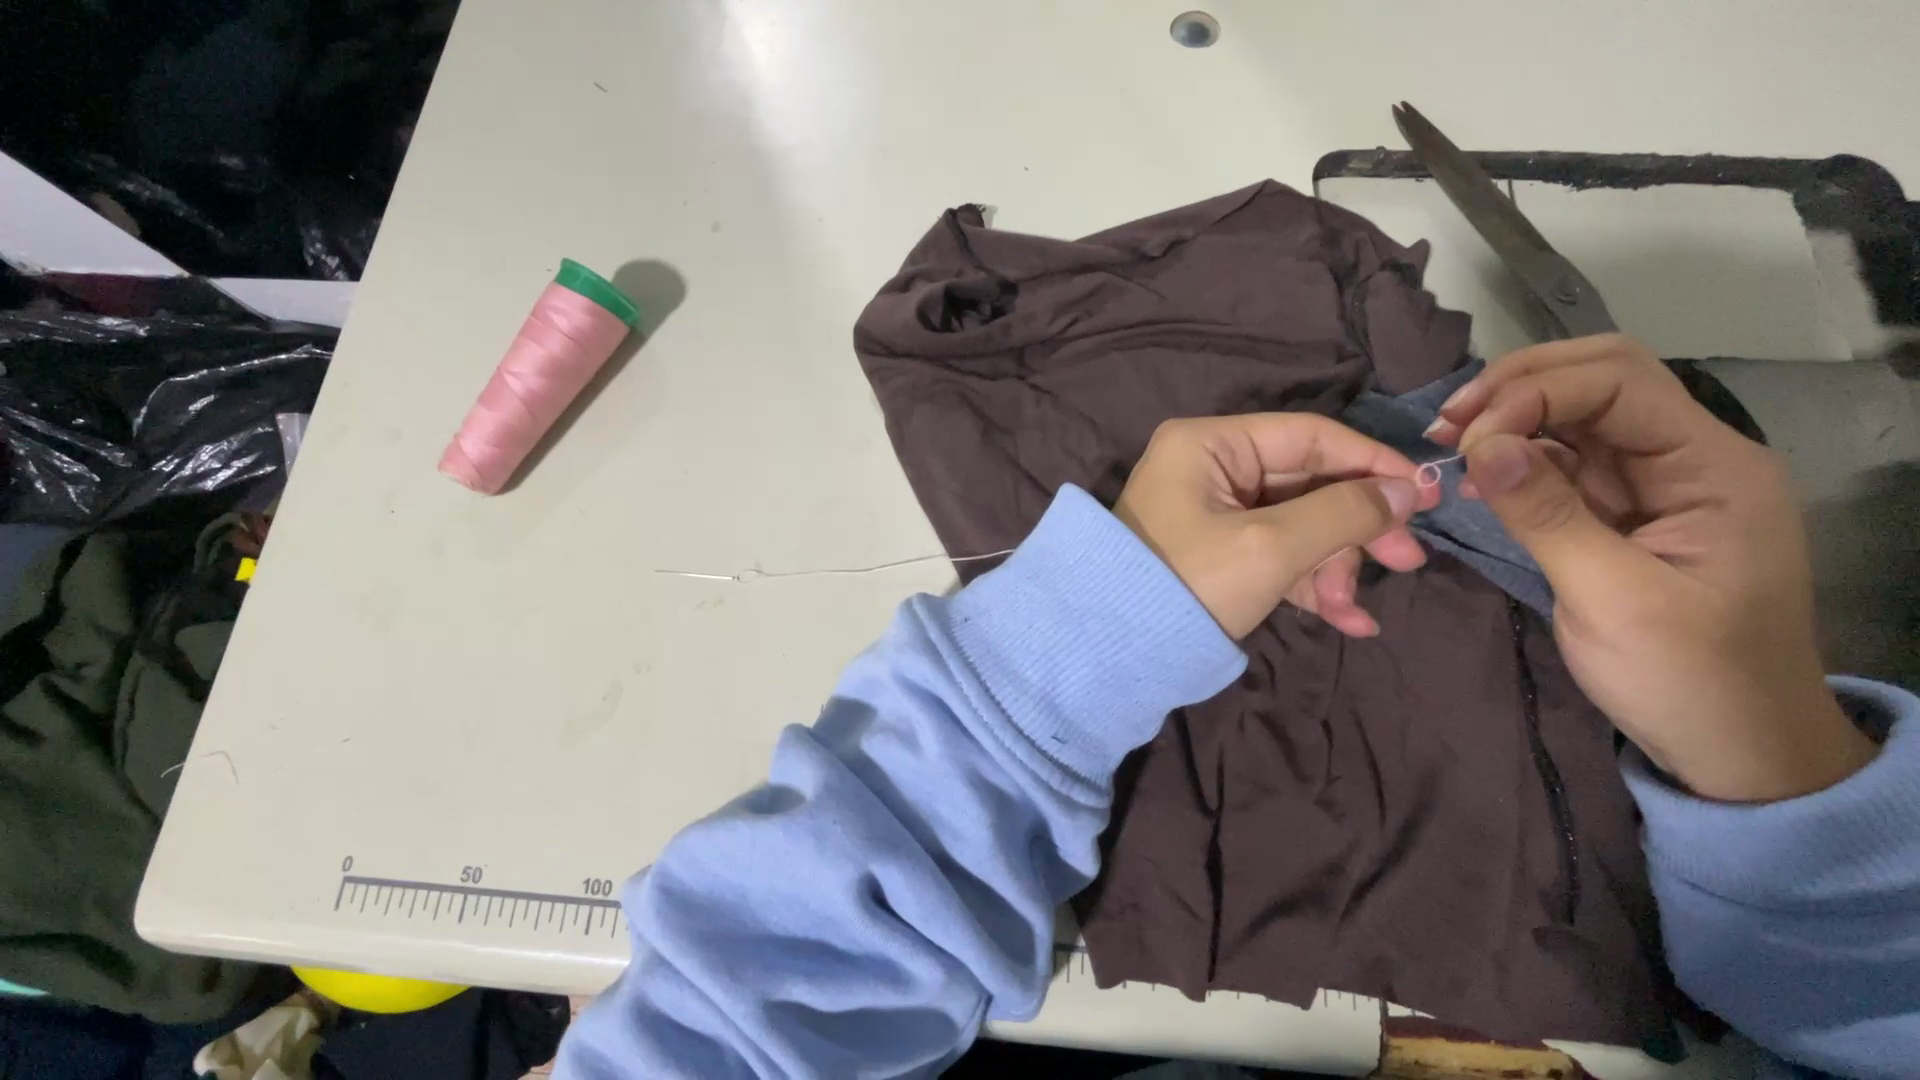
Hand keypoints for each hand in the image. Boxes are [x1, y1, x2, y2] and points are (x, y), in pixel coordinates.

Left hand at [1113, 414, 1434, 639]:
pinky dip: (1308, 583)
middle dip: (1355, 530)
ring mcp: (1210, 512)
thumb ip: (1343, 514)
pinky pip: (1275, 555)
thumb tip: (1407, 491)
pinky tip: (1345, 620)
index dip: (1371, 463)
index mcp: (1208, 445)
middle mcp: (1208, 467)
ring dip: (1333, 568)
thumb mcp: (1270, 548)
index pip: (1309, 436)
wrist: (1114, 653)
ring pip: (1297, 526)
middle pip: (1308, 484)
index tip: (1424, 496)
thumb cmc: (1190, 585)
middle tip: (1406, 562)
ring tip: (1352, 613)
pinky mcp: (1215, 554)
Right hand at [1428, 335, 1876, 801]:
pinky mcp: (1621, 512)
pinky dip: (1513, 458)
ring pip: (1577, 416)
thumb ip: (1546, 515)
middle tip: (1446, 423)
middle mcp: (1687, 458)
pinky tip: (1474, 476)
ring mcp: (1653, 485)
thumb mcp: (1611, 598)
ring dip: (1509, 418)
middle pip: (1602, 379)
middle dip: (1519, 387)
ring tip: (1446, 442)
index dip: (1535, 393)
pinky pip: (1563, 463)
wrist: (1735, 748)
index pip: (1619, 383)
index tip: (1465, 437)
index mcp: (1712, 467)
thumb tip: (1480, 445)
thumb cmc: (1686, 676)